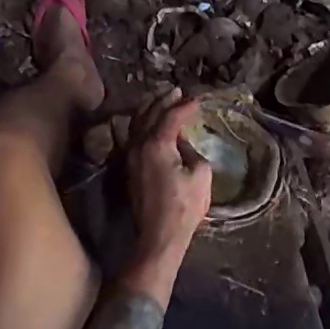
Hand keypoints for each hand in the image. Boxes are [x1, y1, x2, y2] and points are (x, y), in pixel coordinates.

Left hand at [125, 88, 212, 270]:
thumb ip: (191, 151)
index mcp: (157, 144)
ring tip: (162, 101)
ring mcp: (130, 156)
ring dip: (150, 109)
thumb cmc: (184, 206)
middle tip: (177, 91)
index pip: (171, 116)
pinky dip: (143, 124)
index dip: (186, 106)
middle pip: (149, 113)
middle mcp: (139, 145)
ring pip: (136, 123)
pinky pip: (133, 136)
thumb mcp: (200, 174)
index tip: (198, 100)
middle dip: (164, 100)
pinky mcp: (129, 168)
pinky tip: (151, 125)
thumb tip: (182, 142)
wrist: (158, 237)